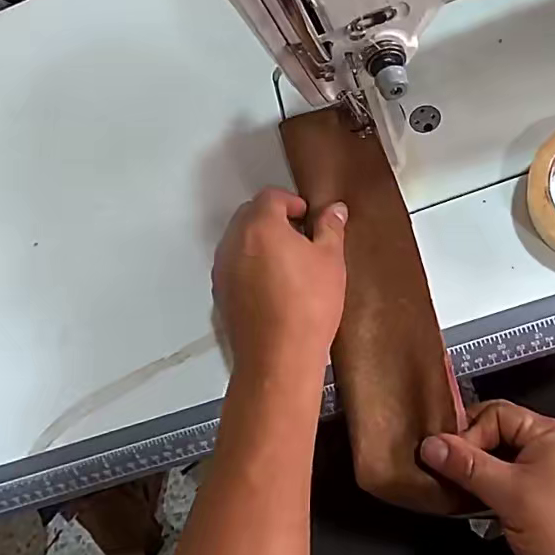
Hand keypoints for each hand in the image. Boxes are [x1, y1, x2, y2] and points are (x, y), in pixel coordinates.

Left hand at [213, 187, 347, 377]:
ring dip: (260, 241)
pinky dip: (250, 264)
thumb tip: (334, 212)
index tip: (308, 215)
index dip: (292, 201)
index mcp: (260, 227)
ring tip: (290, 261)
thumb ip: (330, 229)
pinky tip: (275, 284)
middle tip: (301, 234)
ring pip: (240, 240)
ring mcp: (224, 269)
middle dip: (274, 218)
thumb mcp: (330, 261)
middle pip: (250, 214)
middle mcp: (234, 243)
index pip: (271, 197)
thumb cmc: (306, 308)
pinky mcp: (221, 293)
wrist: (279, 357)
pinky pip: (234, 265)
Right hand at [418, 401, 554, 554]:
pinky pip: (511, 484)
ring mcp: (551, 475)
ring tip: (454, 493)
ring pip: (501, 461)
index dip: (467, 432)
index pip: (495, 413)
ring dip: (478, 475)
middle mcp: (552, 447)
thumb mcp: (511, 496)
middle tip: (444, 475)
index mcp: (549, 433)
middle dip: (469, 453)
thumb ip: (468, 466)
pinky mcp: (548, 502)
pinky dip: (490, 492)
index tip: (445, 460)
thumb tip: (429, 444)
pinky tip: (474, 508)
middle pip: (496, 434)